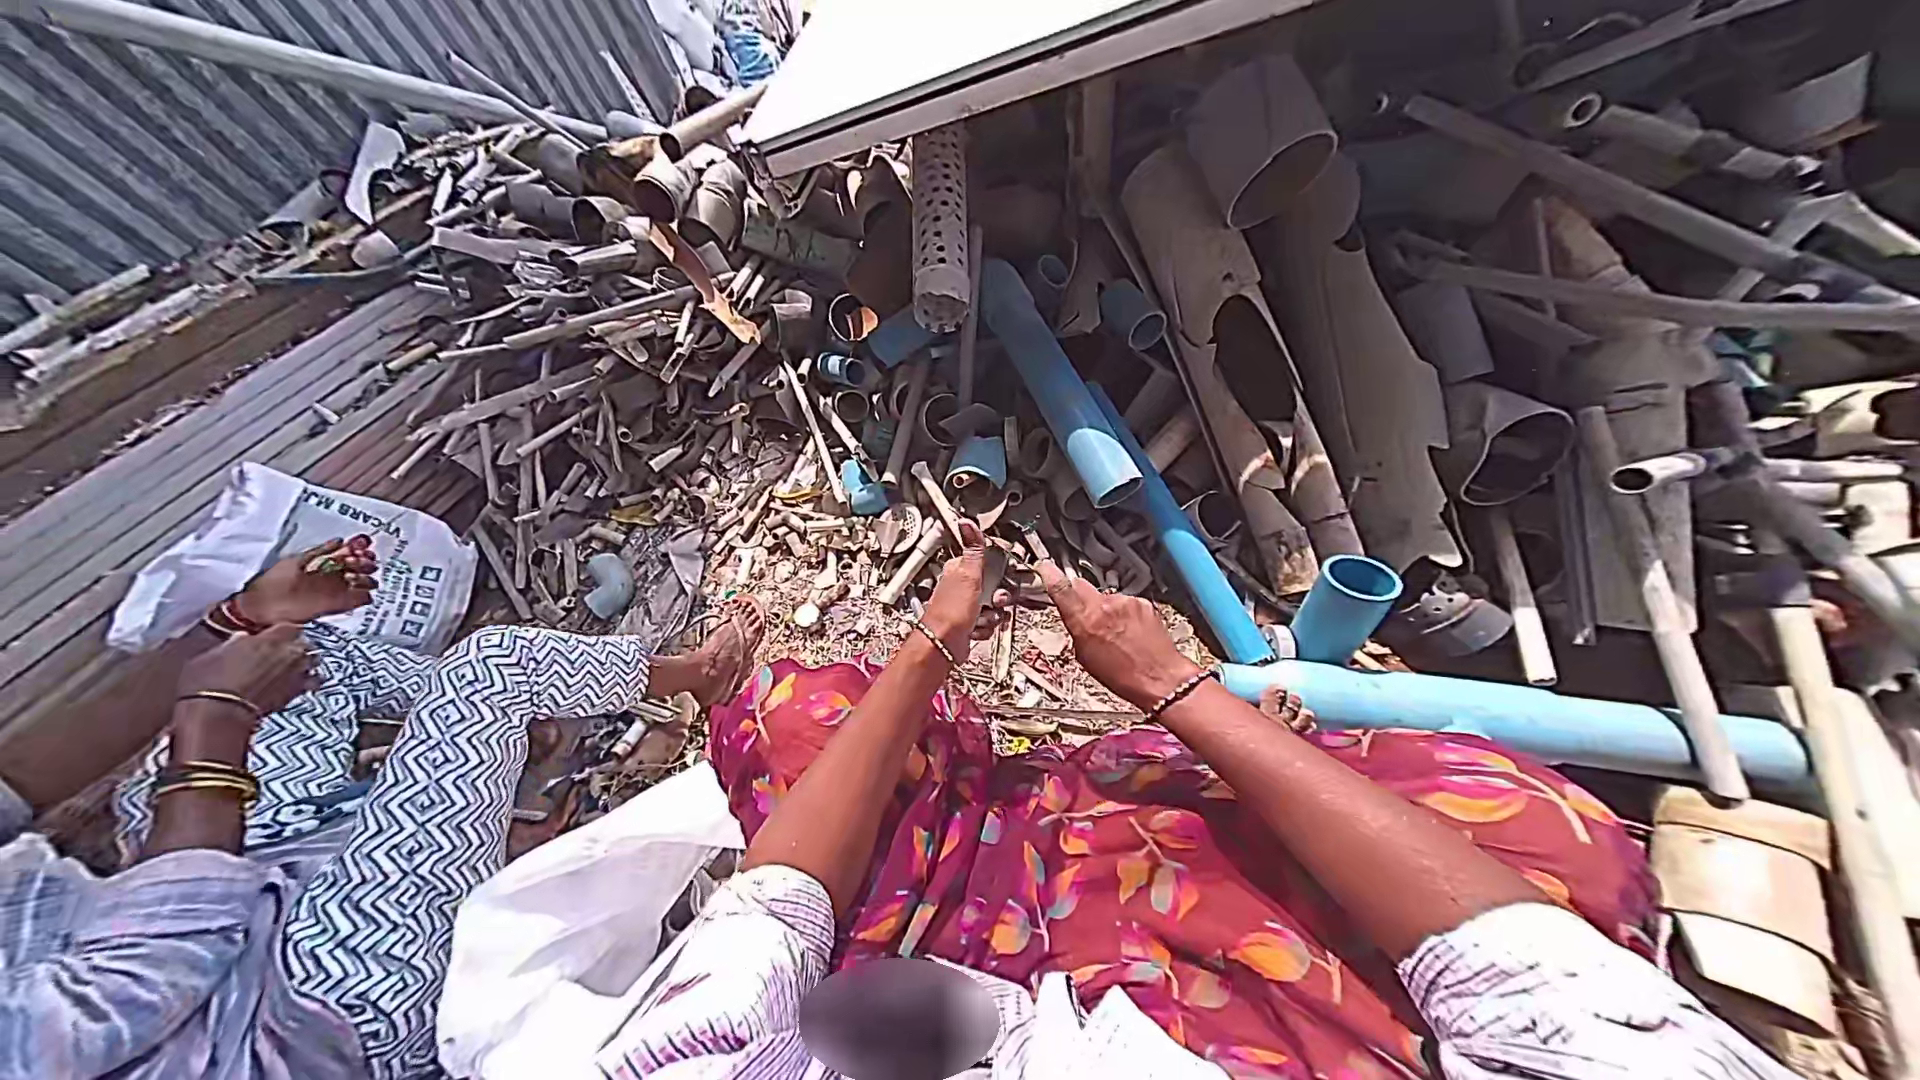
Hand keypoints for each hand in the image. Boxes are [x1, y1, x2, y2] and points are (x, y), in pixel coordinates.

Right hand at [178, 623, 313, 717]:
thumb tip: (243, 638)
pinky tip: (295, 684)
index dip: (280, 633)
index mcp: (271, 639)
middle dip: (293, 647)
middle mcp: (292, 651)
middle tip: (277, 655)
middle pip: (303, 643)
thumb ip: (234, 643)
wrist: (218, 711)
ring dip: (302, 662)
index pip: (288, 627)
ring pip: (312, 659)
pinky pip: (314, 680)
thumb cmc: (206, 682)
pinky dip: (308, 680)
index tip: (271, 638)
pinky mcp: (302, 688)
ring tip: (287, 669)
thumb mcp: (211, 655)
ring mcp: (301, 669)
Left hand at [232, 536, 376, 625]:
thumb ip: (318, 552)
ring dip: (366, 577)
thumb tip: (340, 541)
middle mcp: (335, 577)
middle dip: (366, 562)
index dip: (359, 548)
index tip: (362, 545)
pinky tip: (361, 590)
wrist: (258, 610)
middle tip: (363, 561)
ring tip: (358, 577)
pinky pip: (362, 598)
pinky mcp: (340, 605)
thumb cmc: (271, 585)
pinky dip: (365, 594)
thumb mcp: (294, 563)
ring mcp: (339, 591)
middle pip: (362, 567)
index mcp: (325, 565)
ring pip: (366, 582)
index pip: (351, 554)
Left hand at [919, 521, 1011, 661]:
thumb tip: (967, 522)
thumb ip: (972, 549)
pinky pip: (989, 623)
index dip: (1000, 572)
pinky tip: (978, 629)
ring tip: (984, 618)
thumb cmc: (950, 611)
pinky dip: (987, 628)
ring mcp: (966, 606)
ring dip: (993, 615)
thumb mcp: (967, 574)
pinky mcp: (970, 624)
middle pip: (995, 587)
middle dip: (999, 598)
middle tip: (994, 601)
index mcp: (959, 570)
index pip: (988, 563)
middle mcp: (962, 587)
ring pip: (994, 607)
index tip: (1003, 579)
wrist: (943, 646)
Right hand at [1036, 558, 1201, 709]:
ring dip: (1106, 610)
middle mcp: (1106, 606)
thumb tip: (1073, 617)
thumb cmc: (1124, 676)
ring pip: (1106, 597)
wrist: (1161, 679)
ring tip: (1115, 634)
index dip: (1051, 575)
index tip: (1045, 568)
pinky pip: (1125, 602)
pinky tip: (1129, 632)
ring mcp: (1126, 602)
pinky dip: (1124, 614)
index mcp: (1086, 620)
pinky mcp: (1142, 603)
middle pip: (1083, 588)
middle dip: (1080, 598)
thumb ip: (1076, 630)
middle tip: (1085, 617)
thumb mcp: (1085, 657)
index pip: (1062, 588)